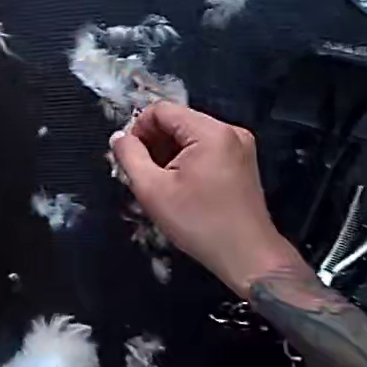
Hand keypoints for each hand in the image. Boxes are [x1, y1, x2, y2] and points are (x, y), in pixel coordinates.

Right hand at [110, 102, 305, 296]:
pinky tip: (182, 186)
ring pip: (191, 135)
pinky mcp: (243, 160)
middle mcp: (229, 130)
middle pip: (178, 120)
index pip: (162, 110)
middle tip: (143, 173)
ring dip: (170, 153)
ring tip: (162, 182)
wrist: (248, 256)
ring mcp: (240, 145)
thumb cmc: (200, 224)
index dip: (138, 129)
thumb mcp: (153, 191)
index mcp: (211, 131)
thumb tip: (119, 137)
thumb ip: (130, 157)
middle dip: (154, 142)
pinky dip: (189, 160)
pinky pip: (207, 148)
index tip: (130, 157)